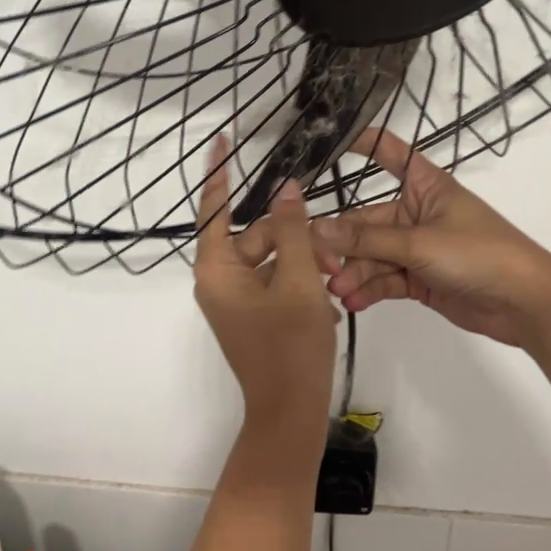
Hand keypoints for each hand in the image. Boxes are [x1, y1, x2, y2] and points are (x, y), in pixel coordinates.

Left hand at [194, 139, 338, 428]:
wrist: (291, 410)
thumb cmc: (290, 346)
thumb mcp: (298, 283)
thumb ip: (292, 233)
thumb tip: (285, 189)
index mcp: (216, 271)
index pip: (215, 210)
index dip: (219, 174)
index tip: (221, 140)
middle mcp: (219, 281)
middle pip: (255, 237)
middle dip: (296, 241)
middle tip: (333, 260)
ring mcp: (235, 300)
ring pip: (272, 260)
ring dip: (305, 266)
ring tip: (335, 284)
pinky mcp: (253, 314)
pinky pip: (276, 283)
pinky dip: (301, 286)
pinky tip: (326, 302)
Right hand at [312, 128, 550, 348]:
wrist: (525, 304)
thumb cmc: (480, 254)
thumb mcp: (419, 244)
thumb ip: (365, 240)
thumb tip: (315, 229)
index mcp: (425, 187)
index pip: (391, 154)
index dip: (364, 143)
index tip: (330, 138)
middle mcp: (417, 213)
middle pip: (366, 221)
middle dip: (343, 244)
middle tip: (319, 263)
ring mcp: (417, 248)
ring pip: (371, 255)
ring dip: (354, 272)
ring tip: (338, 291)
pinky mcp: (418, 278)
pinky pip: (383, 279)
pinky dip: (368, 289)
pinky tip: (353, 302)